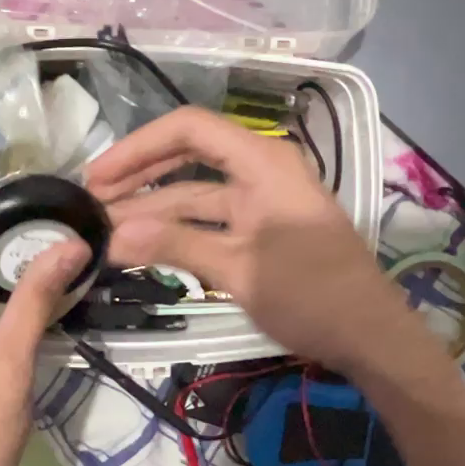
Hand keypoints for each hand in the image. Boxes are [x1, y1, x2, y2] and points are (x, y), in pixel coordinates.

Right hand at [87, 106, 430, 373]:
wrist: (371, 336)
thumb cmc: (311, 296)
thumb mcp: (239, 270)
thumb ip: (176, 246)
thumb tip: (113, 235)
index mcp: (263, 162)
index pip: (189, 129)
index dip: (138, 148)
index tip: (98, 178)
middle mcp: (263, 171)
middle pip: (191, 158)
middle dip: (141, 178)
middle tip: (93, 203)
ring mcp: (267, 202)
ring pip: (200, 195)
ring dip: (157, 211)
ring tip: (108, 230)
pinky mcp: (268, 231)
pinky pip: (216, 220)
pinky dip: (183, 231)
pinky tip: (149, 247)